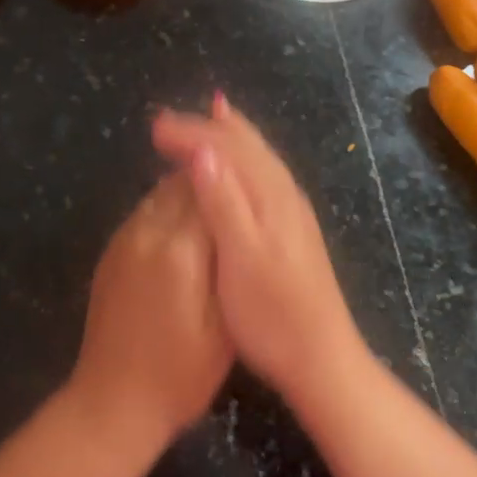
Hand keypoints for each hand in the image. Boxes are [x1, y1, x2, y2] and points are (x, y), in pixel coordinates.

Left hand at [65, 172, 231, 449]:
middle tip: (242, 188)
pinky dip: (168, 209)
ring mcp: (124, 239)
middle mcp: (148, 231)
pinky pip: (145, 210)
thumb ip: (230, 264)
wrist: (113, 402)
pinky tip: (185, 229)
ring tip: (218, 203)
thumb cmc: (181, 374)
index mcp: (180, 249)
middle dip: (213, 177)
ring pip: (162, 191)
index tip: (259, 182)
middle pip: (183, 183)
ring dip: (189, 191)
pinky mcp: (112, 250)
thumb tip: (235, 217)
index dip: (235, 182)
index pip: (211, 190)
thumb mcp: (223, 327)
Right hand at [151, 94, 364, 403]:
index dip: (190, 133)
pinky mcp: (293, 228)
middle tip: (166, 122)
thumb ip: (222, 202)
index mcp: (269, 196)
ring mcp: (292, 210)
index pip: (227, 147)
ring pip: (257, 156)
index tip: (153, 128)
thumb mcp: (241, 259)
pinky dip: (244, 156)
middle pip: (245, 144)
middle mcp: (284, 193)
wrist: (322, 360)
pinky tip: (240, 166)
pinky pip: (262, 173)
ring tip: (210, 116)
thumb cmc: (273, 315)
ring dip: (228, 136)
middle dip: (206, 127)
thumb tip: (200, 150)